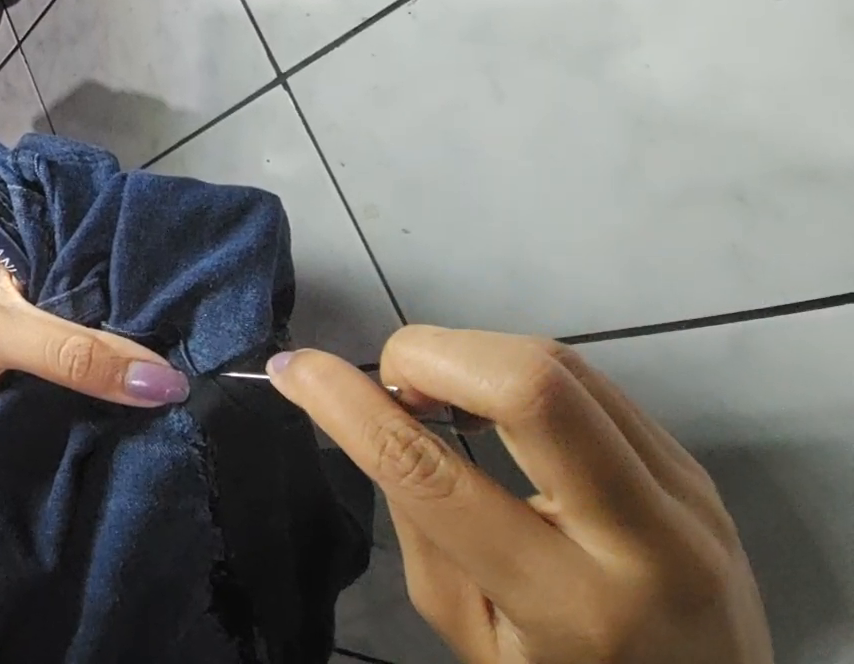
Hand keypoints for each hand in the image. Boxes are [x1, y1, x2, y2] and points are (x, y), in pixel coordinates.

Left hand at [0, 259, 190, 464]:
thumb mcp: (3, 330)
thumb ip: (77, 352)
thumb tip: (168, 383)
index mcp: (28, 253)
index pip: (98, 255)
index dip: (144, 273)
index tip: (205, 294)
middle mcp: (39, 288)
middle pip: (103, 306)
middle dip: (146, 325)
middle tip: (214, 343)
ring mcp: (38, 336)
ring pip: (97, 347)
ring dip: (132, 365)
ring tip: (201, 372)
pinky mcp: (35, 379)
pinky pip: (83, 382)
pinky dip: (111, 392)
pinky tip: (156, 401)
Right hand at [268, 327, 771, 663]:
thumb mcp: (465, 625)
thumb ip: (416, 517)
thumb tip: (363, 407)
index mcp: (568, 601)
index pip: (431, 473)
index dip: (348, 405)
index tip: (293, 368)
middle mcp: (644, 538)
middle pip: (529, 385)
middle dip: (425, 357)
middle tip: (393, 390)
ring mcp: (681, 490)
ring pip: (552, 360)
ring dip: (462, 356)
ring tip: (435, 398)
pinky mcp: (688, 459)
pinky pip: (579, 373)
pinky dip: (504, 366)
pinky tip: (487, 403)